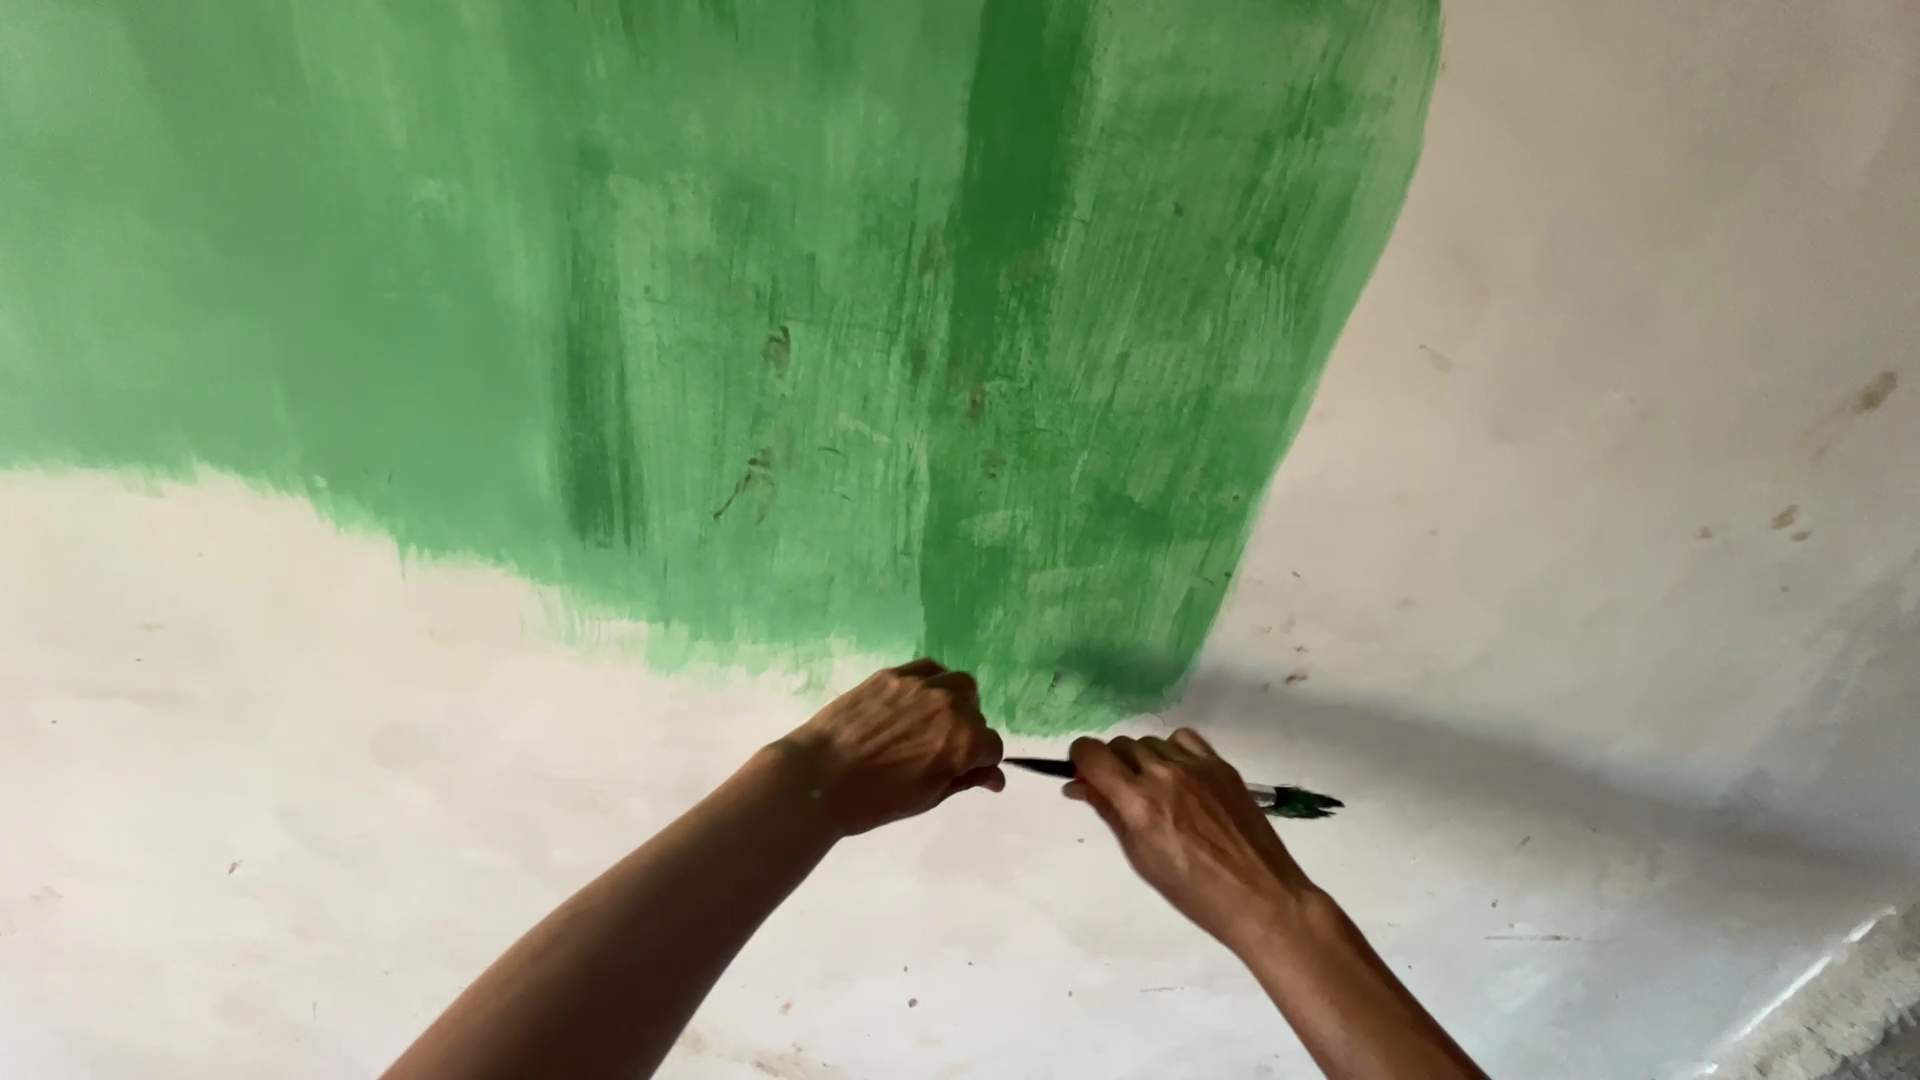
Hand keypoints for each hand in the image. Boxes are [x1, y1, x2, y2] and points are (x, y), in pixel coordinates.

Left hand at [777, 659, 1004, 835]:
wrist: (820, 777)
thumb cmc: (876, 799)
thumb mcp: (928, 797)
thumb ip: (965, 779)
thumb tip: (995, 777)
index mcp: (964, 740)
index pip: (992, 747)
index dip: (980, 763)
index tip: (962, 771)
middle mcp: (950, 705)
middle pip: (977, 713)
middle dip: (968, 732)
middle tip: (942, 750)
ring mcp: (921, 684)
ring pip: (958, 683)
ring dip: (956, 701)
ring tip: (933, 720)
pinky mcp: (894, 674)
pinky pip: (928, 669)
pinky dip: (932, 683)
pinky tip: (916, 701)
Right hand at [1065, 729, 1315, 951]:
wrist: (1261, 897)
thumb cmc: (1193, 892)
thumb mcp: (1140, 857)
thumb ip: (1108, 812)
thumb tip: (1079, 785)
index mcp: (1139, 803)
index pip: (1091, 753)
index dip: (1080, 759)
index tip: (1084, 774)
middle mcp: (1163, 774)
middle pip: (1119, 745)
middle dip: (1110, 763)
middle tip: (1119, 791)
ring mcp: (1195, 765)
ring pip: (1149, 741)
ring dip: (1141, 759)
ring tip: (1154, 789)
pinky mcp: (1220, 764)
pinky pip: (1182, 739)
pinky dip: (1171, 750)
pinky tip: (1179, 775)